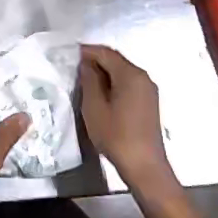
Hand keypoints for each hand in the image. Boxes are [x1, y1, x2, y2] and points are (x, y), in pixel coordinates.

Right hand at [79, 45, 176, 194]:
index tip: (69, 54)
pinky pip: (128, 83)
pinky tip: (100, 93)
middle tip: (74, 67)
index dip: (87, 51)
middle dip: (95, 60)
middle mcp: (143, 77)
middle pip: (116, 60)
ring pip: (122, 71)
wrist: (144, 166)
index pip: (106, 53)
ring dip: (104, 72)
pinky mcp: (148, 101)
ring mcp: (148, 89)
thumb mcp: (94, 107)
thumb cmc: (116, 135)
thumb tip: (86, 64)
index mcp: (131, 75)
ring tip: (84, 80)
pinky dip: (113, 82)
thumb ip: (89, 80)